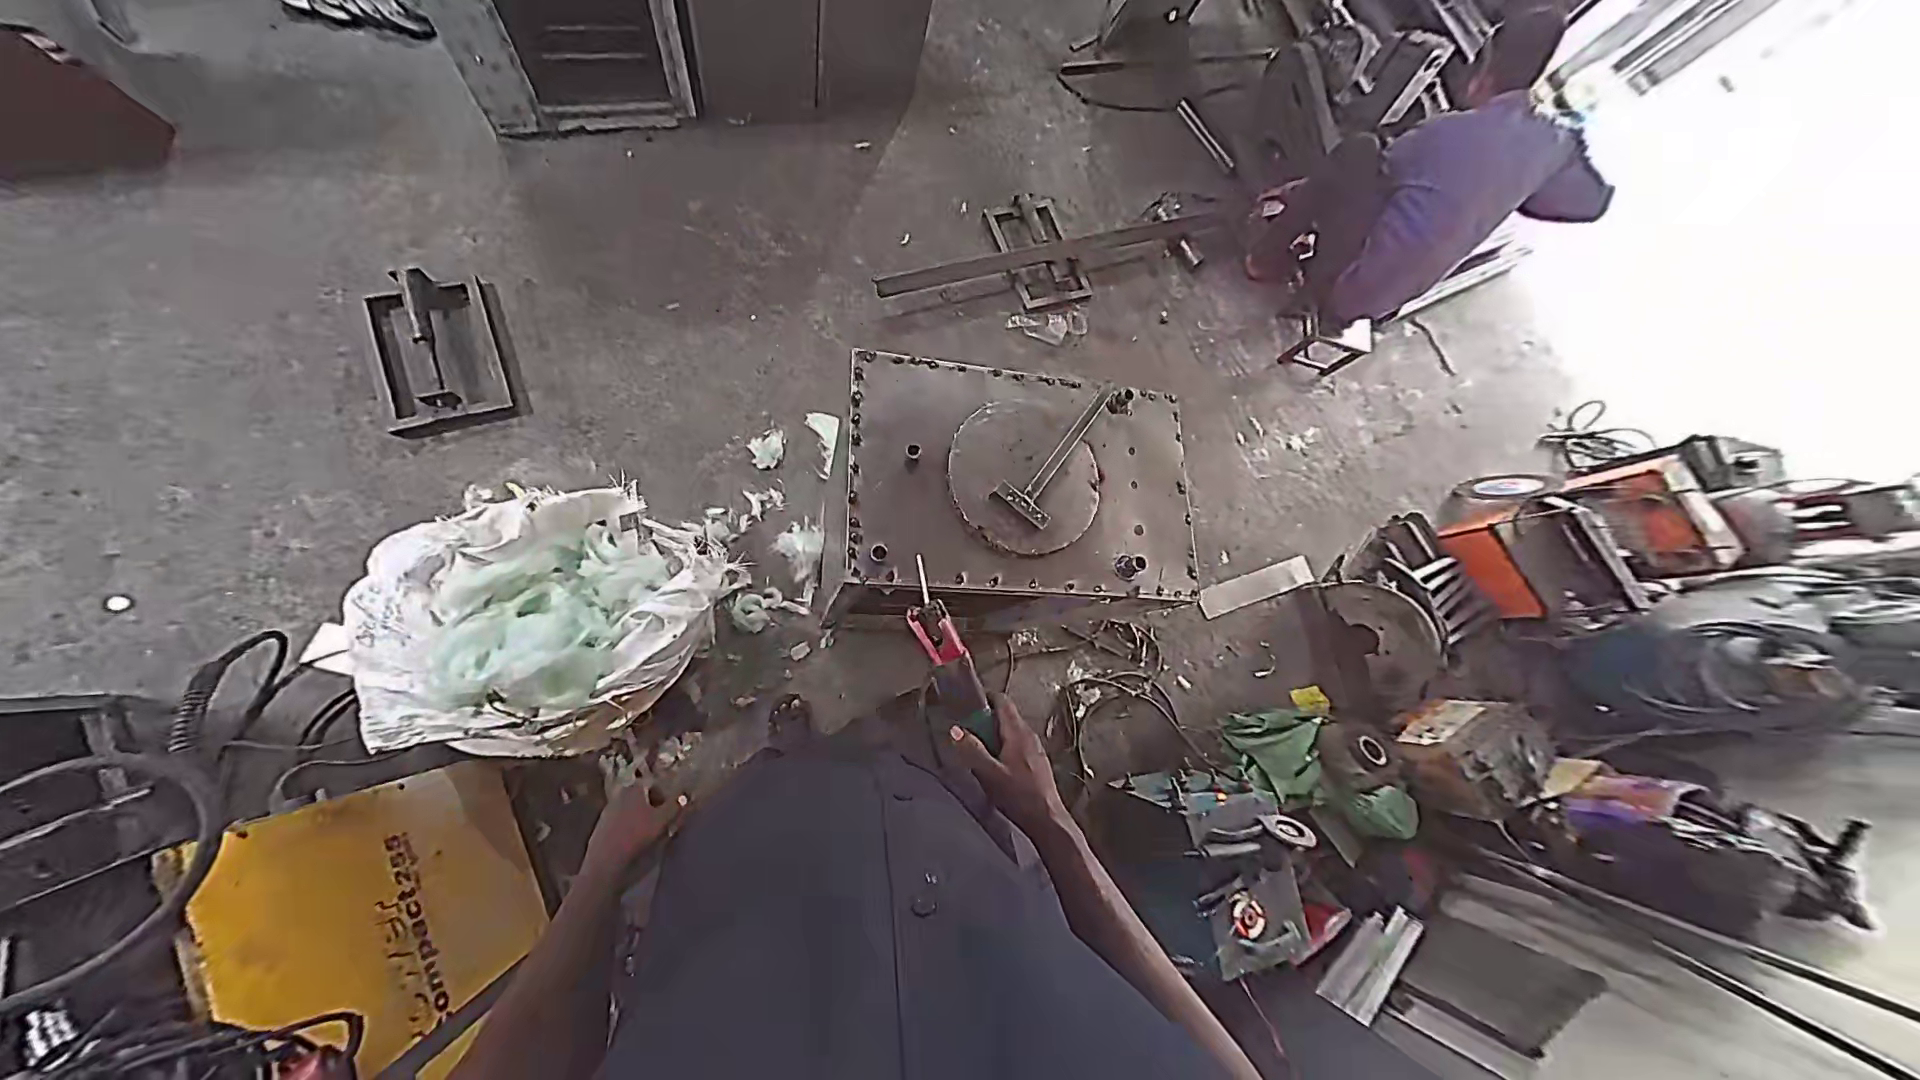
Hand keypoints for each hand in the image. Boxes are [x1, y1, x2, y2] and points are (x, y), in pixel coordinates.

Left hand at [580, 780, 686, 882]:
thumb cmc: (637, 838)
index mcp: (634, 788)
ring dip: (642, 819)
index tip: (672, 812)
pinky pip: (621, 824)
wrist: (604, 866)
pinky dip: (630, 829)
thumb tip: (687, 795)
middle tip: (664, 823)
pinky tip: (634, 843)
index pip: (655, 785)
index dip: (666, 797)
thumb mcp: (664, 821)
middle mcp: (619, 796)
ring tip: (650, 835)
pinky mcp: (600, 829)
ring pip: (632, 811)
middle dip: (654, 808)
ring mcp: (607, 812)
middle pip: (643, 798)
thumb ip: (677, 806)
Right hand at [948, 693, 1067, 837]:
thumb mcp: (989, 774)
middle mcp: (1029, 735)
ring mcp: (1036, 748)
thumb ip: (972, 750)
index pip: (1002, 701)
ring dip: (995, 737)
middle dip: (986, 721)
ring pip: (1011, 732)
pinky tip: (997, 768)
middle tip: (969, 735)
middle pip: (1006, 716)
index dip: (985, 698)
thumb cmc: (1019, 796)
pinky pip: (1018, 745)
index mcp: (1018, 732)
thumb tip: (955, 730)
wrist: (1048, 820)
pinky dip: (1004, 748)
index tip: (969, 706)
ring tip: (980, 754)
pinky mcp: (1038, 762)